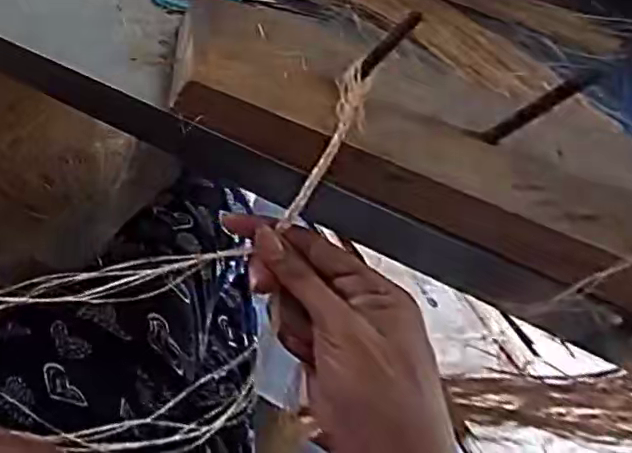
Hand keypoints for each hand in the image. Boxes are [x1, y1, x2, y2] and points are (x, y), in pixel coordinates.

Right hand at [222, 216, 453, 452]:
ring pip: (289, 298)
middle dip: (278, 279)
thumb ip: (301, 279)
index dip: (276, 232)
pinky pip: (289, 325)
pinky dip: (290, 337)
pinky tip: (307, 357)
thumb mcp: (343, 330)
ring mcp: (339, 331)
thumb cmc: (391, 407)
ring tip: (306, 343)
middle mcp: (357, 306)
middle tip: (261, 284)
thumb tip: (269, 237)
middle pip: (297, 269)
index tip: (240, 224)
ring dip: (287, 317)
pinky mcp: (322, 353)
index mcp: (374, 291)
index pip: (316, 244)